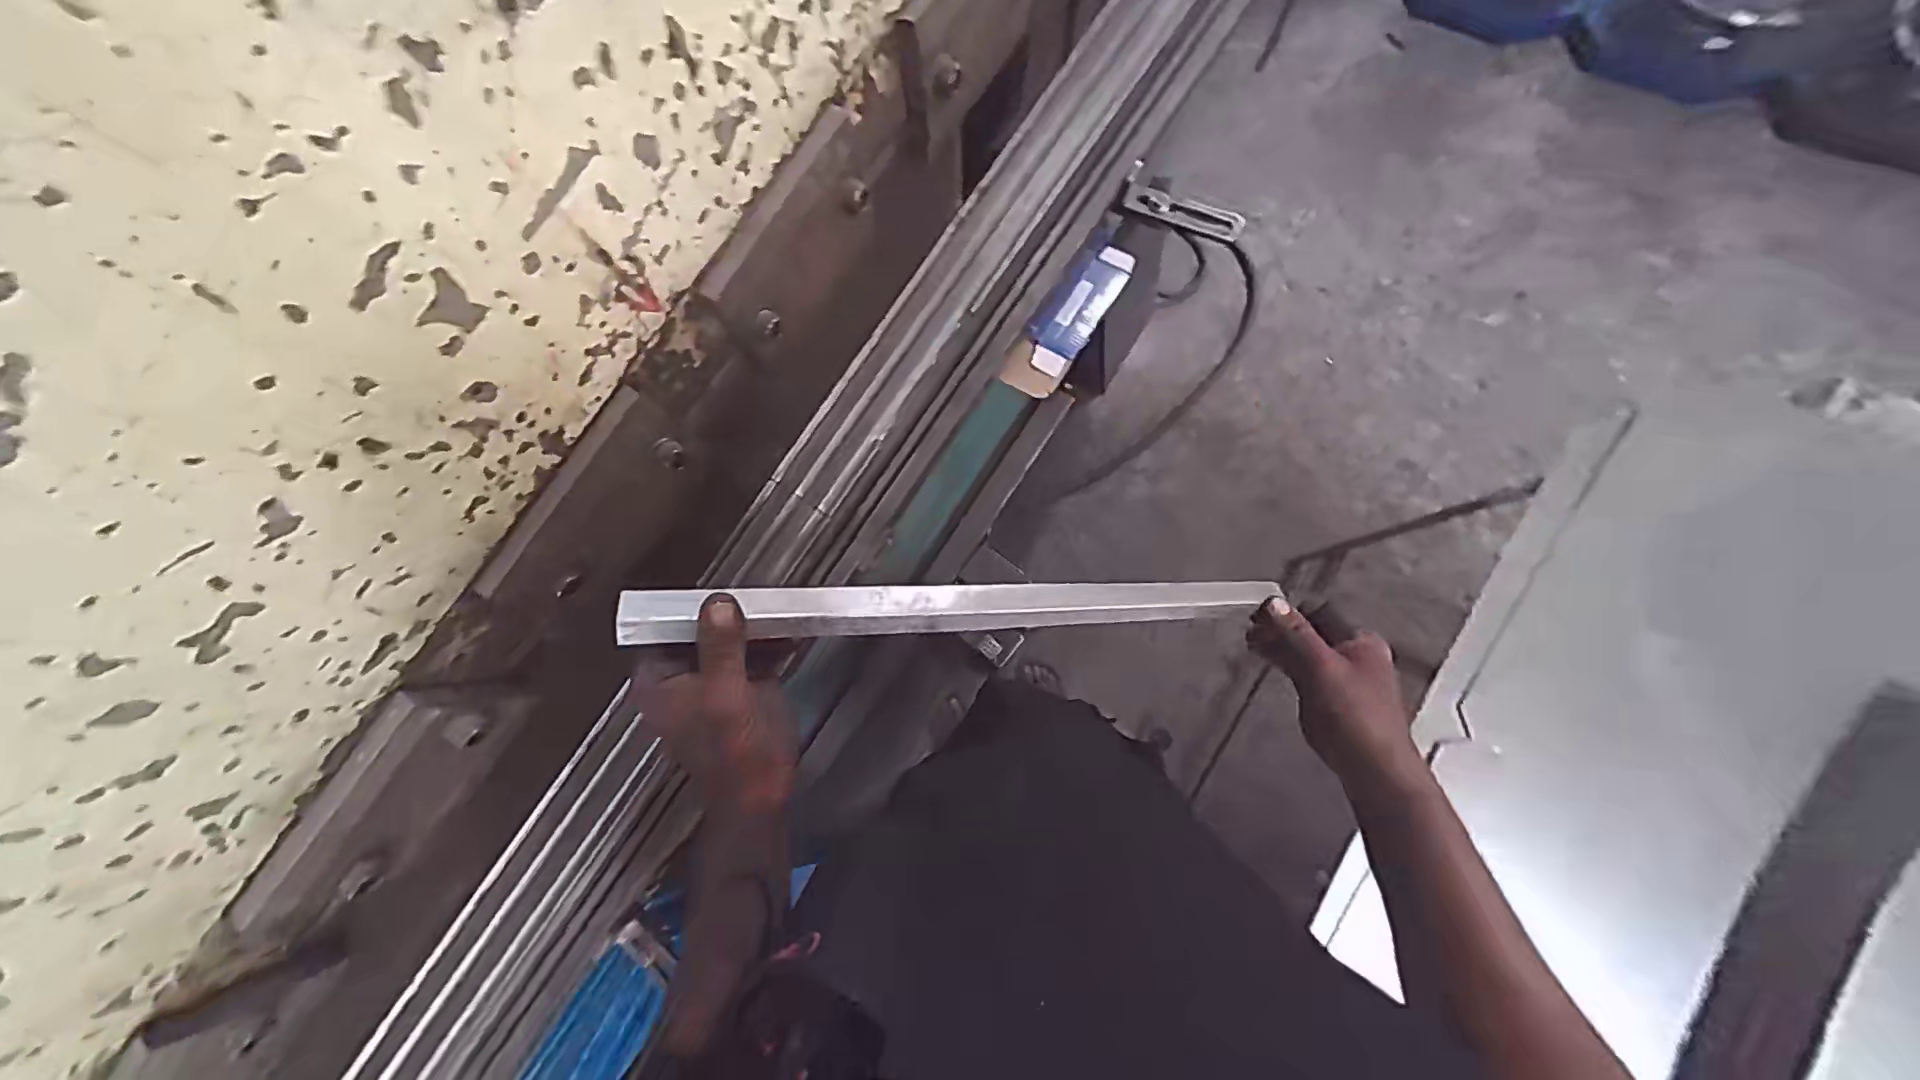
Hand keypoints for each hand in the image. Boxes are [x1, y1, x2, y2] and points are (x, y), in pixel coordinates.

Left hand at [644, 594, 796, 812]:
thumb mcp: (725, 693)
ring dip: (751, 628)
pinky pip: (749, 656)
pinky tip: (785, 637)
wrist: (761, 792)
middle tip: (752, 599)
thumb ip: (720, 647)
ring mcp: (712, 685)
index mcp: (660, 682)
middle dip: (728, 615)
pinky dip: (766, 645)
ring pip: (727, 641)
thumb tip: (717, 605)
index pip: (666, 629)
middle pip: (699, 631)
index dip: (690, 609)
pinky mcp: (740, 691)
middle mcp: (682, 680)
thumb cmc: (735, 754)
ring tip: (772, 615)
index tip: (718, 592)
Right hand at [1247, 598, 1425, 802]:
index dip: (1288, 611)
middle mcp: (1355, 657)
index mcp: (1361, 643)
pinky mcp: (1331, 700)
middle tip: (1252, 628)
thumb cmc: (1358, 719)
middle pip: (1311, 632)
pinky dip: (1286, 664)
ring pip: (1306, 652)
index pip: (1318, 612)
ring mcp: (1343, 679)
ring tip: (1255, 643)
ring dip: (1280, 645)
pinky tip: (1274, 664)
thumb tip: (1274, 605)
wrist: (1372, 766)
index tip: (1259, 614)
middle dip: (1280, 628)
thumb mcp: (1320, 667)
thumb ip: (1295, 634)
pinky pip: (1305, 672)